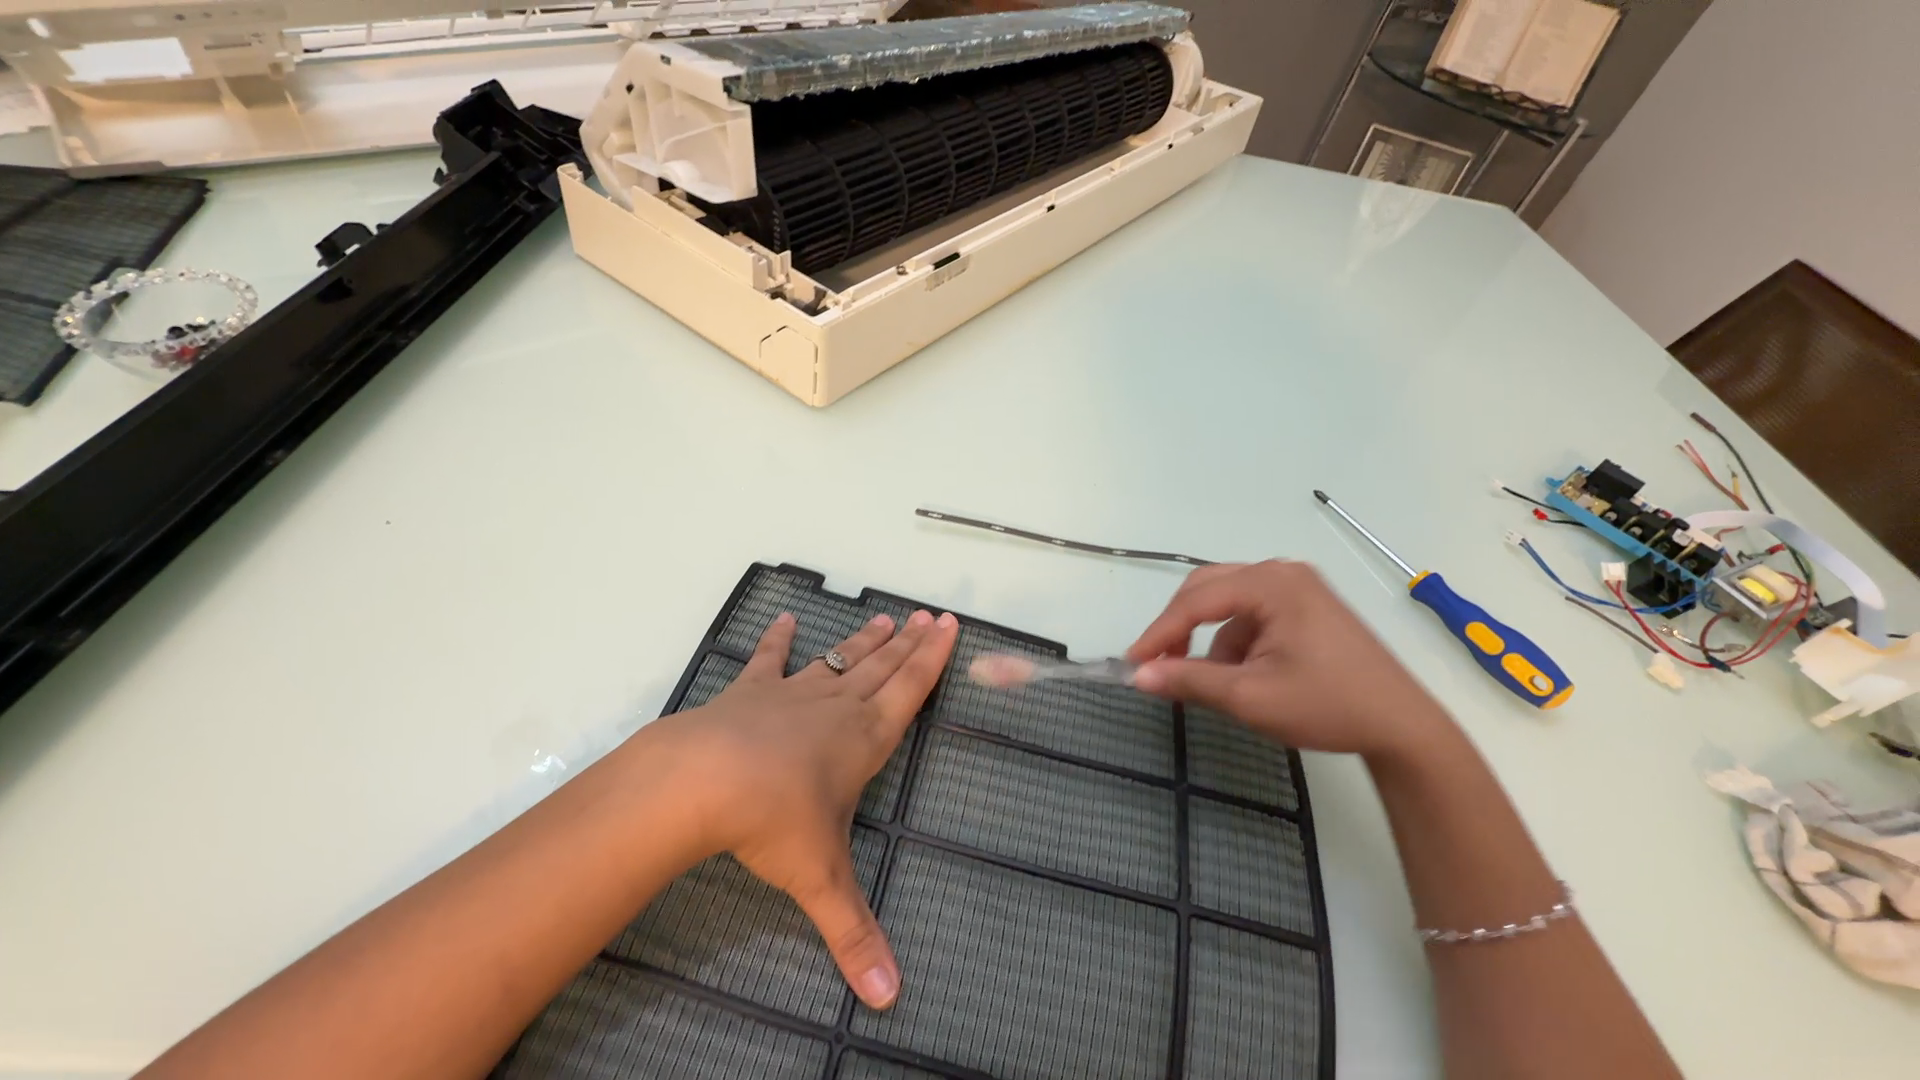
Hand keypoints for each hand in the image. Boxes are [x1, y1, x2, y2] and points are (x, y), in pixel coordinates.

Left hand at [653, 608, 958, 1009]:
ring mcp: (791, 694)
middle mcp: (835, 708)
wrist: (701, 781)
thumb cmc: (773, 823)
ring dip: (862, 640)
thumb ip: (855, 936)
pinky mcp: (748, 692)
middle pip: (881, 667)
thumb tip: (888, 999)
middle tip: (927, 614)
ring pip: (838, 660)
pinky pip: (768, 661)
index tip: (946, 627)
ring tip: (882, 617)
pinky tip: (785, 619)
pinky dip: (778, 640)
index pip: (909, 692)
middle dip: (907, 642)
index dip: (931, 660)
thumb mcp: (821, 881)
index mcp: (864, 740)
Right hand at [1124, 560, 1448, 761]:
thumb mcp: (1249, 697)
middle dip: (1179, 628)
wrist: (1402, 726)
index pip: (1195, 601)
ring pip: (1229, 603)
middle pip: (1208, 589)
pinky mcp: (1309, 606)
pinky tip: (1243, 673)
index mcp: (1271, 584)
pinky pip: (1253, 613)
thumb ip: (1189, 680)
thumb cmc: (1326, 706)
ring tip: (1209, 680)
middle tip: (1158, 665)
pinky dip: (1237, 640)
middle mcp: (1283, 573)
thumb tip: (1138, 675)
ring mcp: (1300, 587)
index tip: (1131, 663)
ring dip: (1210, 638)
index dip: (1158, 633)